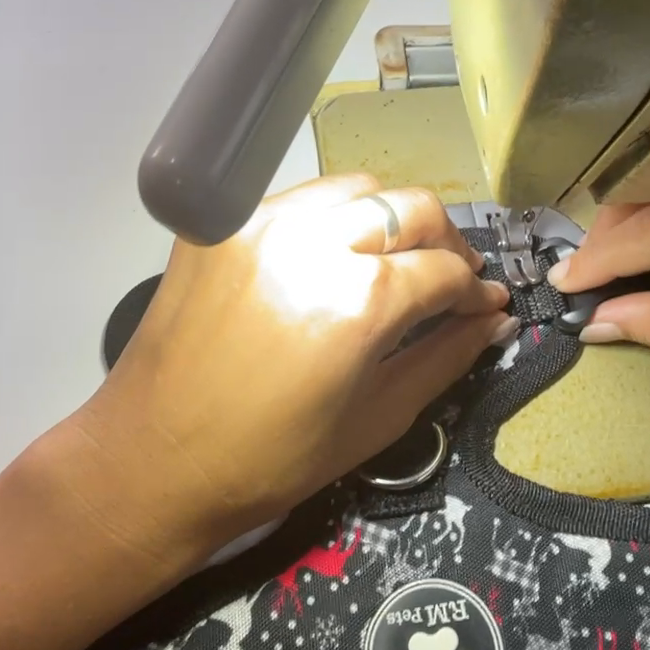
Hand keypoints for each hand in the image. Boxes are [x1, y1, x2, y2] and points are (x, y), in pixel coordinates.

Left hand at [69, 175, 513, 544]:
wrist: (155, 460)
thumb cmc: (272, 460)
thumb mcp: (377, 418)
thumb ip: (445, 358)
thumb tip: (494, 319)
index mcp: (357, 302)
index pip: (444, 269)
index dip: (474, 289)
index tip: (483, 305)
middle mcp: (312, 241)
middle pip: (409, 207)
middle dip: (444, 242)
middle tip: (449, 281)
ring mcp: (260, 223)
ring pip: (357, 188)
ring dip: (391, 219)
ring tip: (395, 262)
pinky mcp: (221, 223)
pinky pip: (300, 200)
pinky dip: (334, 219)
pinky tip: (334, 257)